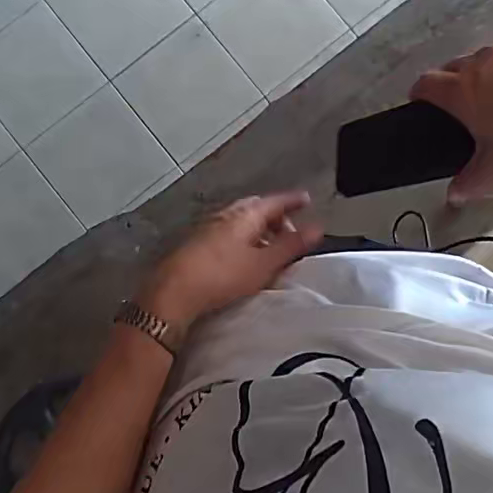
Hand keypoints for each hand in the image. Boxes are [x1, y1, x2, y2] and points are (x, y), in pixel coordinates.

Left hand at [138, 192, 323, 328]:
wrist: (174, 292)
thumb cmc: (222, 275)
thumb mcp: (263, 263)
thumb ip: (291, 246)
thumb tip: (317, 228)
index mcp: (245, 214)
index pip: (275, 201)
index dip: (292, 201)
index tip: (306, 200)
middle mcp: (226, 214)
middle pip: (256, 208)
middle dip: (275, 215)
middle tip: (289, 230)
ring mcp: (209, 227)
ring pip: (241, 220)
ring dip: (258, 228)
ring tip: (269, 246)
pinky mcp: (198, 243)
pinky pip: (229, 232)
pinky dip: (243, 237)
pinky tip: (244, 256)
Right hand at [411, 31, 492, 204]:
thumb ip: (470, 183)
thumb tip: (457, 193)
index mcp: (462, 90)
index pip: (424, 86)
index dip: (419, 98)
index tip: (424, 107)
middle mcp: (483, 60)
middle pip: (453, 70)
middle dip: (455, 91)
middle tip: (472, 118)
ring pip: (487, 59)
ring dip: (489, 78)